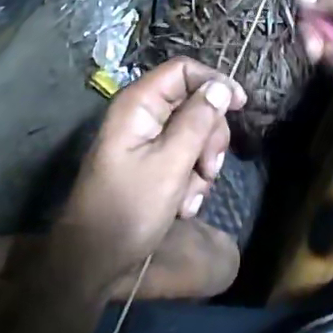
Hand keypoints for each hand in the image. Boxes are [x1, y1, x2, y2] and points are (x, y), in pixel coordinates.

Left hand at [49, 57, 244, 294]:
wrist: (93, 262)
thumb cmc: (129, 209)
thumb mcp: (170, 165)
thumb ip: (197, 122)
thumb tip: (220, 87)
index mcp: (139, 104)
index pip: (183, 70)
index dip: (214, 82)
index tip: (239, 106)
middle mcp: (142, 115)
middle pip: (193, 103)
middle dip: (209, 136)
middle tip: (210, 167)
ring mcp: (145, 140)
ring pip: (193, 133)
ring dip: (202, 164)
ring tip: (192, 196)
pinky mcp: (149, 163)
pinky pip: (183, 157)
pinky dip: (190, 179)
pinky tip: (184, 205)